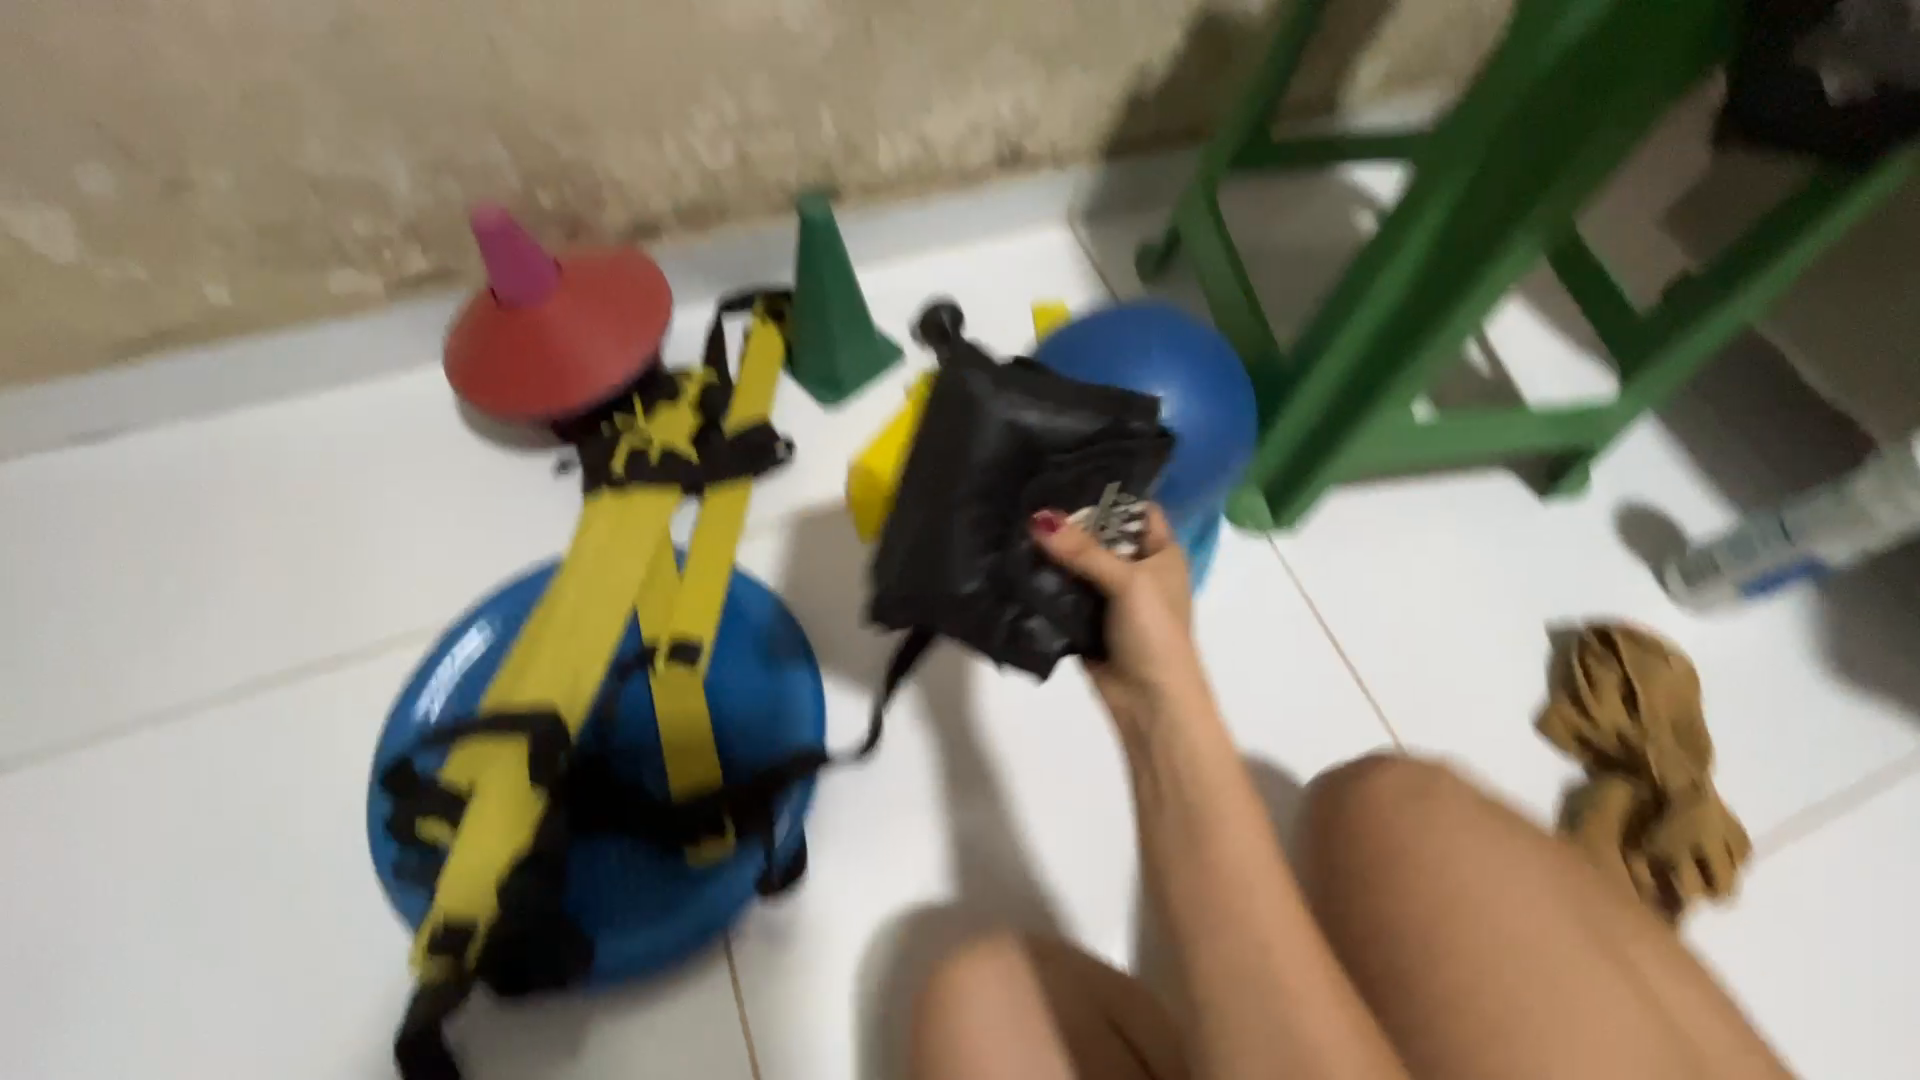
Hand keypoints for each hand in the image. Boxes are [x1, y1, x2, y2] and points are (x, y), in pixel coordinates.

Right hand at [1030, 504, 1208, 729]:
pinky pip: (1062, 594)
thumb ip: (1083, 550)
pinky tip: (1013, 563)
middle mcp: (1136, 569)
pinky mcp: (1085, 621)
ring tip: (1012, 522)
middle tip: (1027, 495)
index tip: (1066, 474)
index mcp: (1161, 553)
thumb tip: (1038, 518)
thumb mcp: (1127, 582)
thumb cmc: (1155, 632)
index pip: (1135, 509)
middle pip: (1099, 536)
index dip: (1107, 493)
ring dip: (1052, 553)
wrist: (1150, 702)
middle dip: (1069, 522)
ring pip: (1077, 565)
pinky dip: (1043, 583)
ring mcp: (1109, 597)